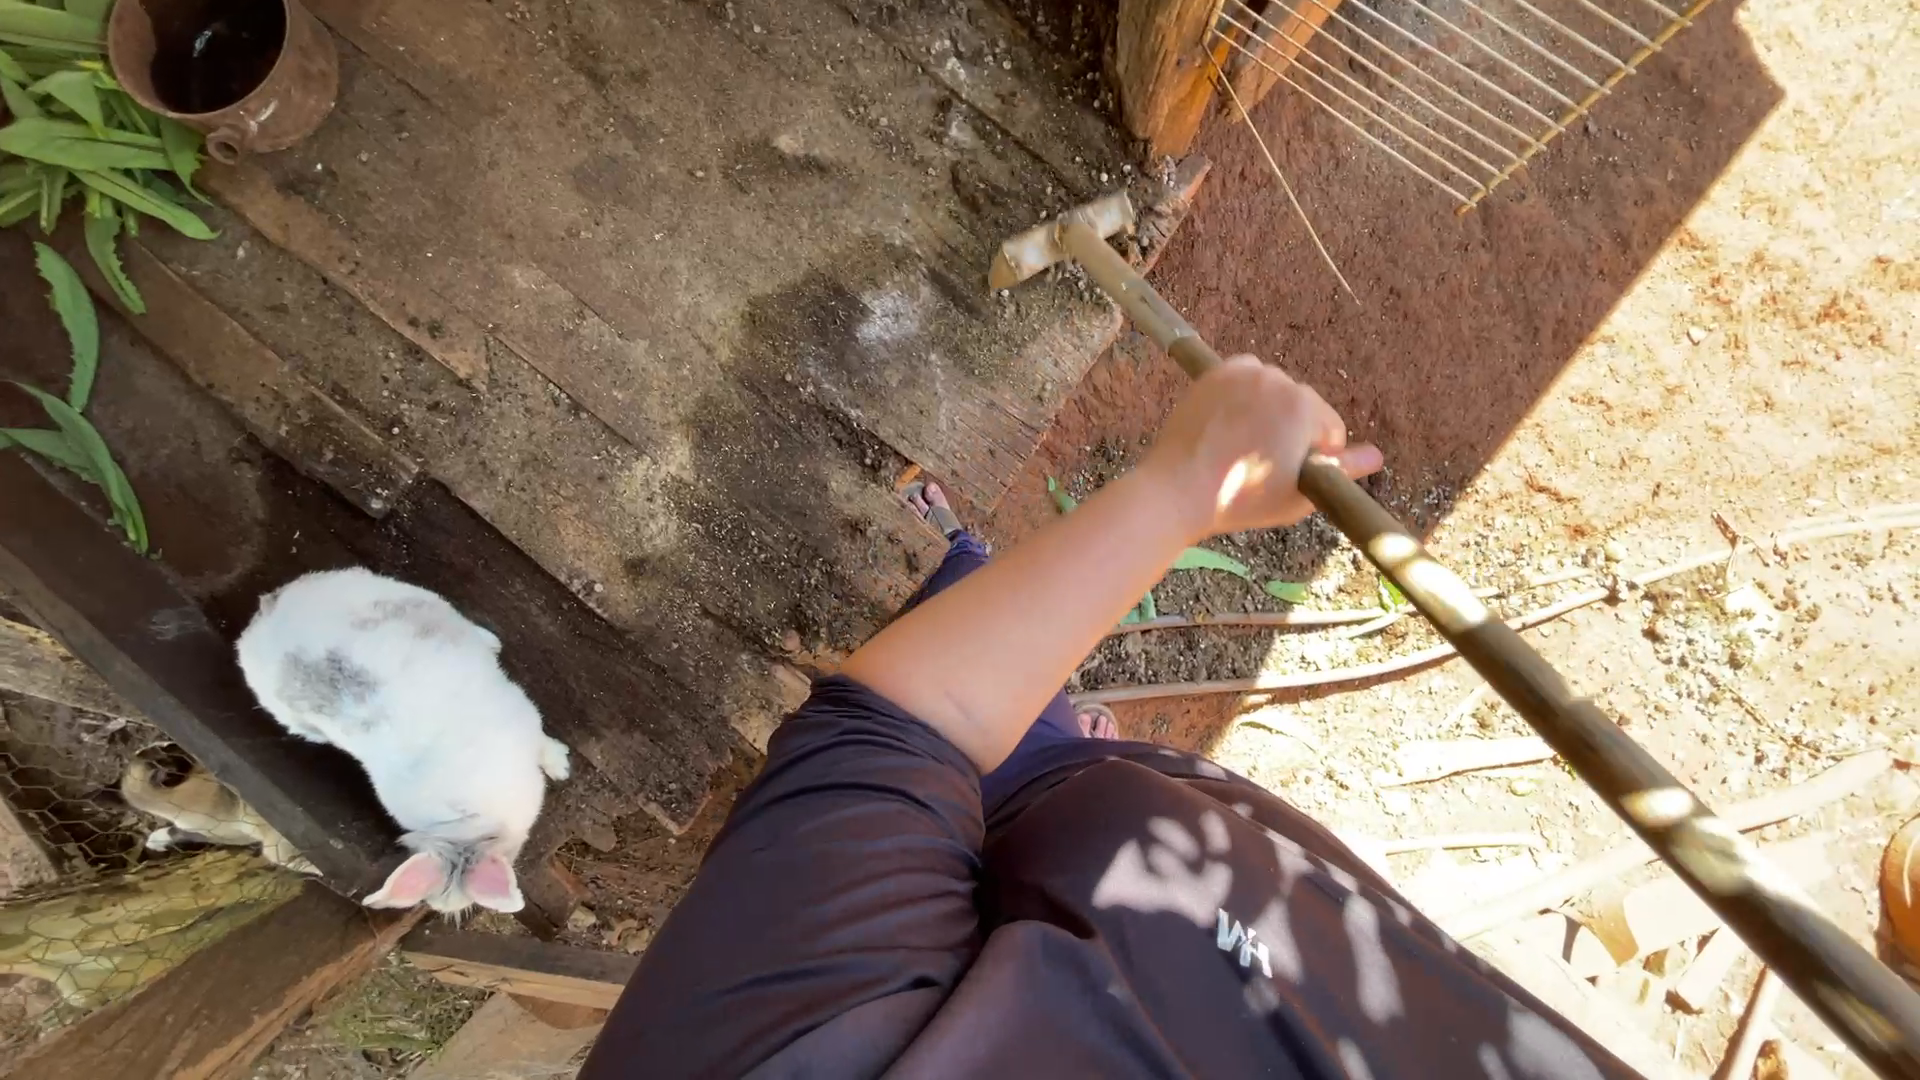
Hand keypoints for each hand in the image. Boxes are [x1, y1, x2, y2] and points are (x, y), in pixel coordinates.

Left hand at [1143, 355, 1382, 538]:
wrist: (1177, 489)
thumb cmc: (1240, 498)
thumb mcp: (1299, 494)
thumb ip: (1342, 470)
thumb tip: (1376, 456)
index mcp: (1305, 405)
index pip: (1328, 428)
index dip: (1314, 456)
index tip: (1287, 475)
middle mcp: (1276, 379)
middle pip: (1299, 406)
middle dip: (1289, 431)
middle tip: (1259, 464)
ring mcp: (1241, 374)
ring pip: (1271, 391)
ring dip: (1266, 411)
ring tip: (1241, 447)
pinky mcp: (1213, 375)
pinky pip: (1242, 378)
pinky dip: (1242, 395)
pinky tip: (1230, 424)